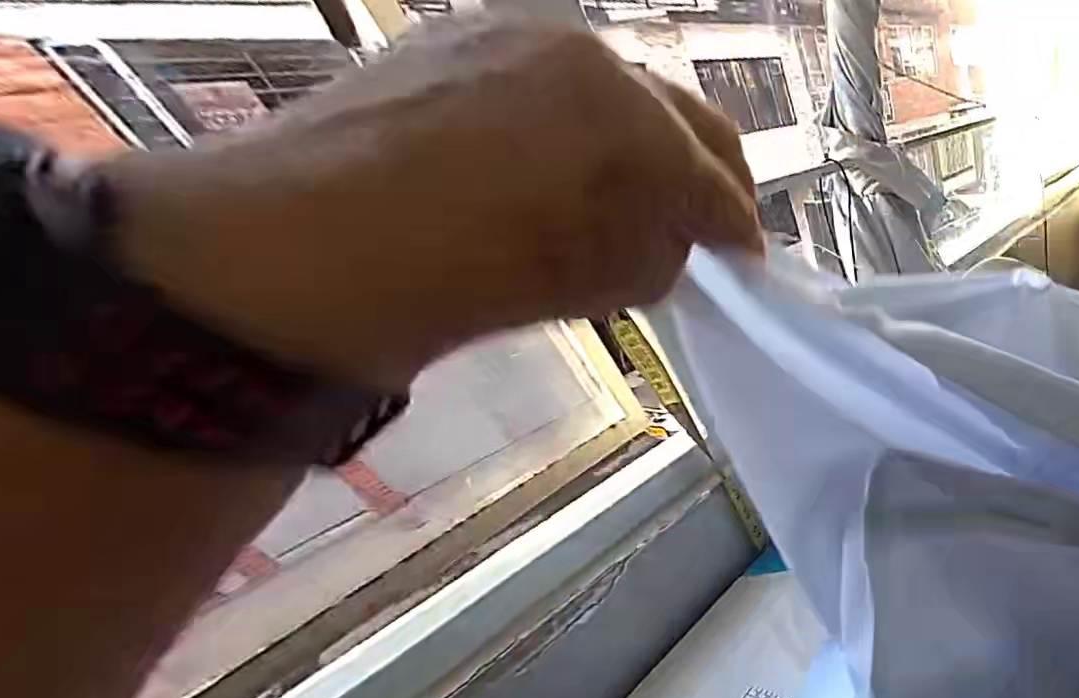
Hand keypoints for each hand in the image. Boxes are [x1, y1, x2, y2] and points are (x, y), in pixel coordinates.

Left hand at [97, 13, 763, 391]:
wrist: (331, 245)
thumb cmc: (488, 279)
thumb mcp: (609, 285)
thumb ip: (665, 252)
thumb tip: (679, 235)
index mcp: (641, 126)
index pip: (720, 184)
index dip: (741, 231)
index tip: (746, 260)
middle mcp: (598, 58)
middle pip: (691, 120)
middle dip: (714, 180)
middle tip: (712, 227)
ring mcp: (532, 33)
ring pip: (630, 94)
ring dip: (653, 150)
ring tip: (640, 200)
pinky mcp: (472, 31)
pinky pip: (566, 85)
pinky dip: (591, 130)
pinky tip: (570, 170)